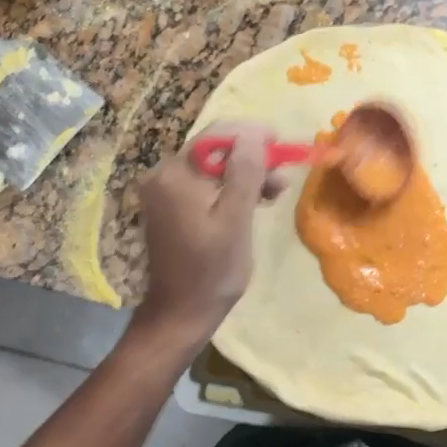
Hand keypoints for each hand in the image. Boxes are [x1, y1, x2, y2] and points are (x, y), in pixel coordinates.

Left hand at [136, 121, 286, 340]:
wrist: (182, 312)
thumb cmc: (212, 270)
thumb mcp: (236, 220)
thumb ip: (245, 173)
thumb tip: (254, 134)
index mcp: (175, 175)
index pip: (217, 135)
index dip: (252, 135)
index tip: (283, 145)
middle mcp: (163, 175)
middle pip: (214, 149)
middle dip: (251, 157)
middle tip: (283, 177)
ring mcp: (164, 192)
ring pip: (212, 168)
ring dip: (244, 174)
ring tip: (275, 192)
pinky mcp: (171, 207)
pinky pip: (204, 186)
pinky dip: (229, 189)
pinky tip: (252, 201)